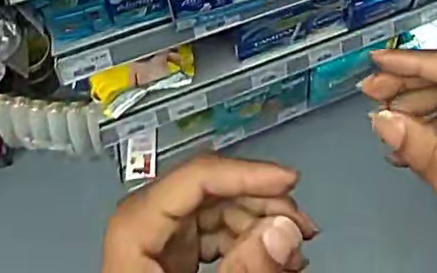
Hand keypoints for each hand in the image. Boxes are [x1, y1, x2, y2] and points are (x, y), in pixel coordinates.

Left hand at [101, 154, 317, 272]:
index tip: (289, 180)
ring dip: (258, 223)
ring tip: (294, 248)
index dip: (246, 173)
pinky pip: (211, 235)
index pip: (196, 178)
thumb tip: (284, 230)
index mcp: (135, 227)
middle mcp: (144, 222)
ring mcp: (157, 240)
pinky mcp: (171, 258)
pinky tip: (272, 257)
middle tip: (302, 225)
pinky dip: (244, 242)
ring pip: (215, 211)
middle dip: (260, 202)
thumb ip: (242, 271)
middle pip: (209, 191)